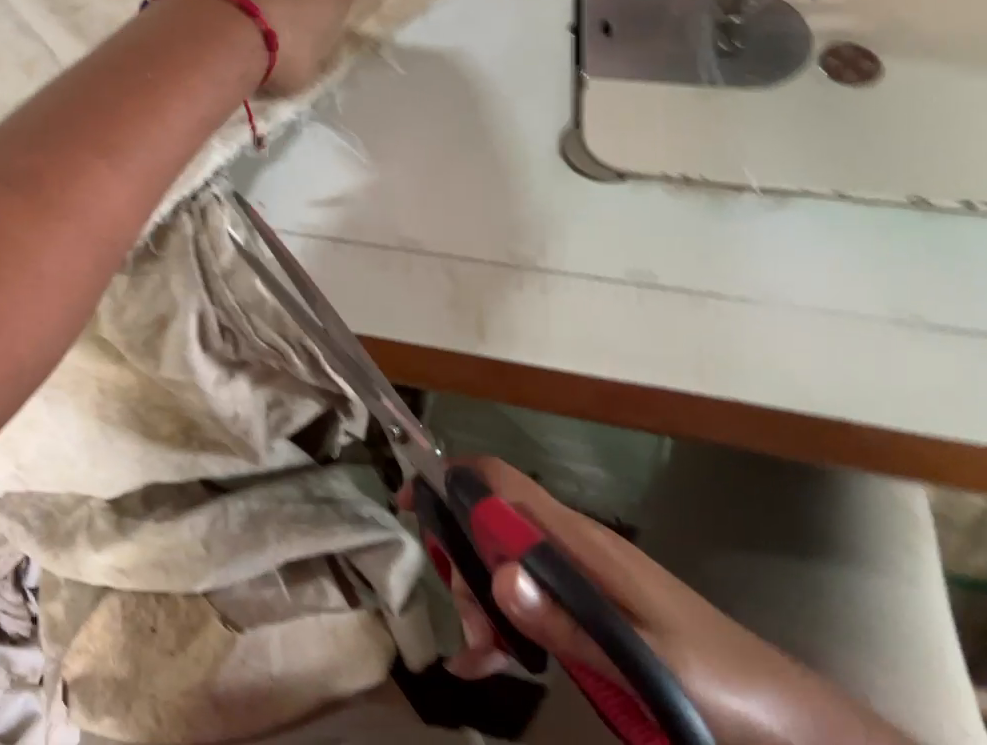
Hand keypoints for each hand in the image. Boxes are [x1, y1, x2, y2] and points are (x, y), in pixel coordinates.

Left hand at [181, 0, 354, 95]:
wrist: (226, 27)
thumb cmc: (276, 56)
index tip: (287, 50)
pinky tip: (210, 8)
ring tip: (229, 22)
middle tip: (256, 35)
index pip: (329, 7)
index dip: (307, 29)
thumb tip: (300, 53)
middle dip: (282, 1)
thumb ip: (309, 58)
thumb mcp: (305, 74)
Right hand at [423, 458, 911, 744]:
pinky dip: (498, 625)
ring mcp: (576, 577)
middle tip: (471, 631)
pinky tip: (492, 665)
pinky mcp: (582, 606)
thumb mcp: (646, 662)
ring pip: (496, 566)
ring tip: (486, 661)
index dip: (447, 479)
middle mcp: (571, 547)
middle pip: (485, 527)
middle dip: (460, 569)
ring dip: (478, 606)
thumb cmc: (723, 682)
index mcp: (582, 543)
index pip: (500, 481)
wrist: (791, 721)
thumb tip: (494, 575)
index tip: (408, 507)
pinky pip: (521, 598)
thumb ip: (566, 621)